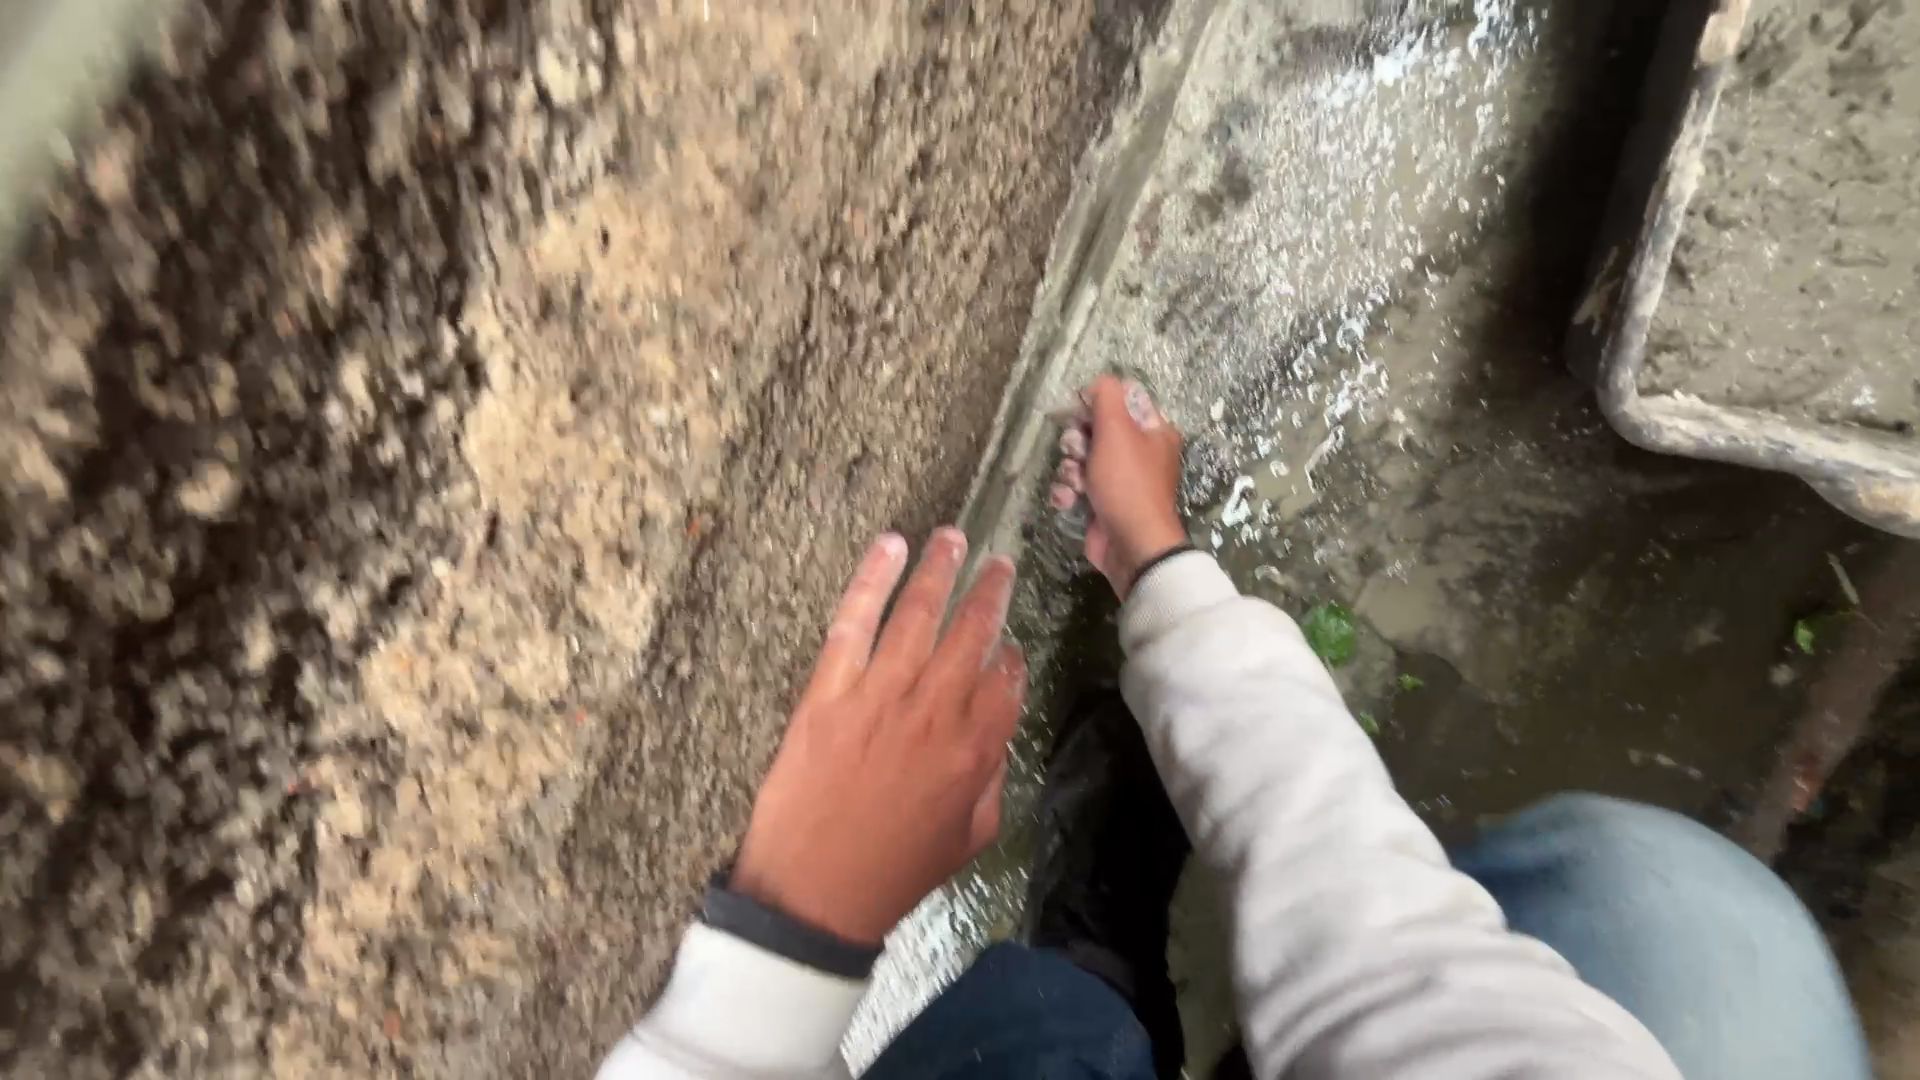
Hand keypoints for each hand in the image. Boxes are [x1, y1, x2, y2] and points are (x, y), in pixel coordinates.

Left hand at [731, 528, 1025, 946]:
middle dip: (990, 591)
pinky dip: (873, 580)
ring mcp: (879, 695)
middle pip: (972, 632)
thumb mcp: (970, 838)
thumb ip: (991, 777)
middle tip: (999, 562)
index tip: (1008, 643)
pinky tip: (891, 546)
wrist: (813, 894)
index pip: (1007, 680)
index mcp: (974, 749)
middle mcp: (935, 710)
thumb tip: (995, 728)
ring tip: (953, 538)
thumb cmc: (895, 870)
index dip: (1012, 655)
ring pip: (918, 614)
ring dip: (941, 569)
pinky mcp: (829, 691)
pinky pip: (853, 623)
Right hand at [1049, 375, 1186, 599]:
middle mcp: (1138, 452)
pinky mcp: (1101, 503)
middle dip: (1077, 442)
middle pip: (1094, 430)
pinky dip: (1068, 492)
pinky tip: (1070, 501)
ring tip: (1076, 483)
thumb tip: (1095, 385)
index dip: (1095, 404)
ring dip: (1069, 469)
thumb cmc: (1127, 482)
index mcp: (1152, 430)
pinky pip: (1076, 486)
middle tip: (1078, 453)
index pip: (1120, 401)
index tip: (1080, 413)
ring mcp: (1119, 480)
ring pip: (1080, 459)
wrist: (1131, 544)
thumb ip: (1106, 397)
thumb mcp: (1118, 429)